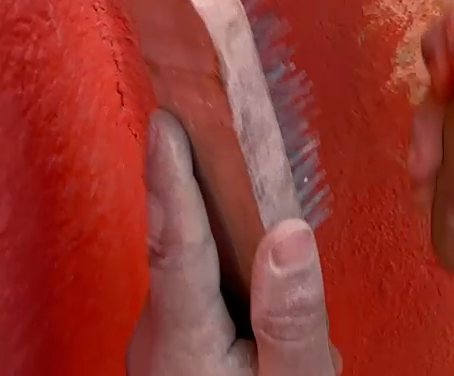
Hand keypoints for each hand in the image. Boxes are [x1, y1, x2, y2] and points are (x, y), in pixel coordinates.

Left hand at [129, 112, 337, 375]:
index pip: (174, 239)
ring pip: (189, 256)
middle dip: (187, 172)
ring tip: (228, 144)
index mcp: (181, 340)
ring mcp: (167, 341)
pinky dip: (219, 237)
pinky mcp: (182, 346)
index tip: (167, 116)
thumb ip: (292, 317)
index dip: (169, 174)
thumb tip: (289, 230)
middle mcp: (160, 334)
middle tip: (201, 106)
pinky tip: (248, 225)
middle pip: (175, 236)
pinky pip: (199, 275)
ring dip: (207, 202)